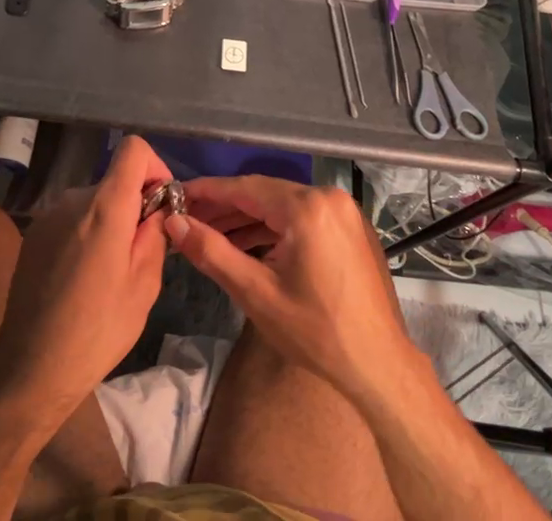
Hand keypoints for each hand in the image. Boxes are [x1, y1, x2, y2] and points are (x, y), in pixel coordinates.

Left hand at [0, 135, 170, 411]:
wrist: (33, 364)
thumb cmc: (98, 330)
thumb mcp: (144, 286)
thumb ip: (154, 236)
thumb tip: (157, 210)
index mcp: (105, 208)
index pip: (133, 149)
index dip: (155, 168)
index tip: (161, 204)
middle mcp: (73, 200)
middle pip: (114, 180)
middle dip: (135, 205)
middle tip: (141, 252)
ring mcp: (49, 216)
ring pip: (93, 202)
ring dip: (109, 222)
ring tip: (111, 272)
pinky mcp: (34, 234)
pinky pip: (72, 219)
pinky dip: (86, 234)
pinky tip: (84, 278)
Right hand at [166, 177, 417, 400]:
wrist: (378, 364)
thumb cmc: (315, 331)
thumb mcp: (255, 292)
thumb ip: (211, 251)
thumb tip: (173, 222)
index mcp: (307, 207)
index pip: (245, 188)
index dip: (207, 192)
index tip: (176, 196)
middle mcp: (329, 198)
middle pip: (264, 194)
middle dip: (224, 208)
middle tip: (187, 221)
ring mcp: (344, 213)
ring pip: (282, 207)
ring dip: (247, 219)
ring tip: (209, 236)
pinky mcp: (351, 230)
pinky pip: (302, 218)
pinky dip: (273, 229)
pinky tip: (247, 246)